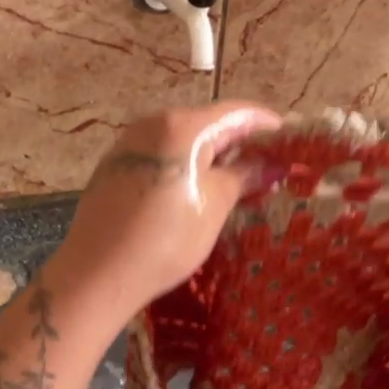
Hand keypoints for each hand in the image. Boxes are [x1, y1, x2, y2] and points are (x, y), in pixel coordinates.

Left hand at [49, 102, 281, 316]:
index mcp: (181, 126)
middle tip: (268, 169)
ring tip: (238, 183)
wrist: (97, 275)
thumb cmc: (164, 241)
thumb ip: (244, 176)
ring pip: (183, 140)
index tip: (291, 142)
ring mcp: (128, 144)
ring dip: (212, 156)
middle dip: (240, 143)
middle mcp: (151, 124)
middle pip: (207, 123)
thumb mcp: (214, 206)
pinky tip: (197, 190)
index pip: (235, 113)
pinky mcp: (115, 166)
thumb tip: (272, 164)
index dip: (266, 126)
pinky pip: (160, 156)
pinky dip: (184, 166)